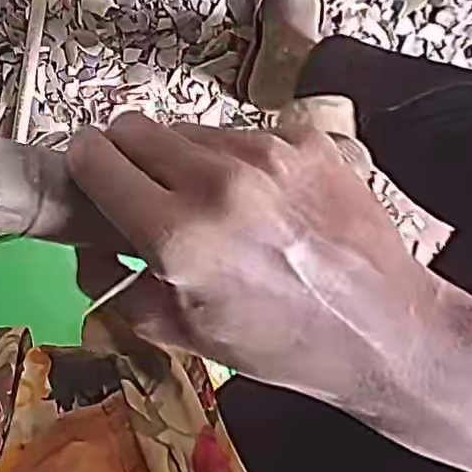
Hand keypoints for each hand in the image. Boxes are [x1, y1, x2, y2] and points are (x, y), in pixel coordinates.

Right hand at [66, 114, 444, 413]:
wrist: (388, 332)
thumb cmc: (275, 343)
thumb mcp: (173, 331)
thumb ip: (107, 280)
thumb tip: (83, 239)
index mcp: (177, 236)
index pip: (94, 157)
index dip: (83, 165)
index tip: (91, 179)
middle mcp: (218, 182)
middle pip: (130, 128)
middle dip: (124, 155)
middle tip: (144, 190)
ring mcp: (266, 152)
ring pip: (184, 130)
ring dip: (180, 159)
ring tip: (213, 202)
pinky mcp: (305, 138)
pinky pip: (237, 133)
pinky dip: (232, 160)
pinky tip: (260, 198)